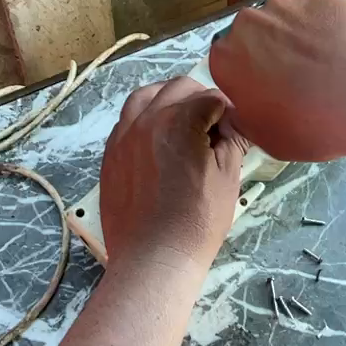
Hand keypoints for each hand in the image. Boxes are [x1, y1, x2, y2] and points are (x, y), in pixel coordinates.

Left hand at [99, 77, 246, 273]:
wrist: (153, 258)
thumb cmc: (196, 221)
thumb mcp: (227, 178)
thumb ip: (232, 142)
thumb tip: (235, 125)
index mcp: (179, 120)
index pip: (211, 98)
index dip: (228, 110)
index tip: (235, 127)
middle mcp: (147, 119)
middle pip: (177, 88)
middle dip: (200, 97)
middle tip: (214, 121)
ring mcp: (124, 135)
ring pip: (144, 96)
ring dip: (166, 99)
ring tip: (182, 118)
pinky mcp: (110, 154)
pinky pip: (126, 121)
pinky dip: (144, 119)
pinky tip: (157, 137)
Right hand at [208, 0, 345, 161]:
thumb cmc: (312, 125)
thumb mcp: (268, 140)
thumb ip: (246, 119)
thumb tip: (243, 108)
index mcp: (227, 57)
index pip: (227, 62)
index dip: (248, 78)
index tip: (269, 93)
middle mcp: (249, 23)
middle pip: (254, 35)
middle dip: (270, 53)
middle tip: (299, 80)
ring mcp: (288, 5)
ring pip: (287, 21)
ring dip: (299, 38)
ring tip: (330, 66)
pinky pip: (320, 12)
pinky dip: (329, 27)